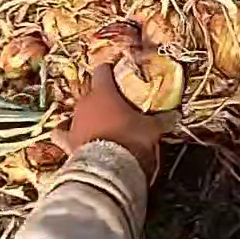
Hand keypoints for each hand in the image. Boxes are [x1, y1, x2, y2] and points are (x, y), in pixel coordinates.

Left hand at [56, 64, 171, 178]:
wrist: (107, 169)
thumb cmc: (130, 138)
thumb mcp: (151, 128)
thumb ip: (160, 120)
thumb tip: (175, 115)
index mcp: (104, 92)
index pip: (102, 70)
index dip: (109, 69)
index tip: (116, 70)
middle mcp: (85, 102)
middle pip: (91, 91)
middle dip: (101, 95)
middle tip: (116, 103)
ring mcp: (74, 122)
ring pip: (79, 111)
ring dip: (88, 115)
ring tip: (101, 122)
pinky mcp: (67, 142)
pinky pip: (64, 134)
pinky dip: (69, 134)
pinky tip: (73, 136)